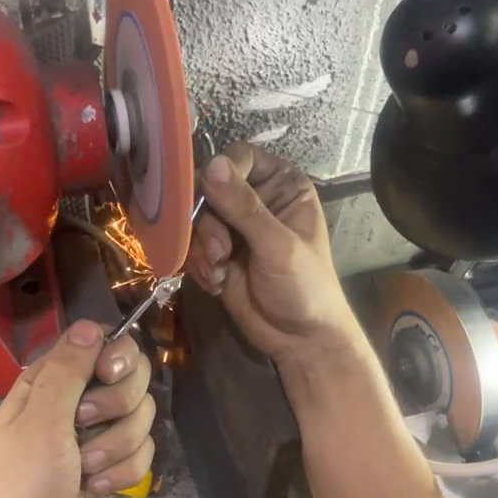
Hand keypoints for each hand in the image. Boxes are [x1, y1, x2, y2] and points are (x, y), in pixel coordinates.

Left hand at [0, 321, 155, 497]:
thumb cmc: (18, 483)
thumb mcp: (39, 422)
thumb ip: (67, 372)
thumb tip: (92, 325)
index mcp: (51, 380)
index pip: (106, 344)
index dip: (117, 359)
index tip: (108, 377)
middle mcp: (75, 401)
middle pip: (133, 381)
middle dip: (118, 411)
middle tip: (85, 429)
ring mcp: (93, 435)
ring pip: (140, 421)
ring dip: (117, 449)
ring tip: (84, 470)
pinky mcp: (106, 466)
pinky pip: (140, 455)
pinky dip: (122, 474)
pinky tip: (94, 489)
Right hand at [186, 143, 360, 366]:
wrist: (299, 339)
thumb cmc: (304, 286)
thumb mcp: (276, 245)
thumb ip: (243, 207)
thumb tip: (211, 165)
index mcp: (281, 184)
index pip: (239, 158)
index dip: (221, 175)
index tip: (213, 201)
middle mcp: (255, 199)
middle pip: (209, 188)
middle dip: (208, 223)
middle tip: (219, 252)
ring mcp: (234, 227)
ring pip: (195, 219)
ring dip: (201, 247)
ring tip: (218, 272)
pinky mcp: (217, 253)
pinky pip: (192, 246)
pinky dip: (198, 264)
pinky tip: (215, 282)